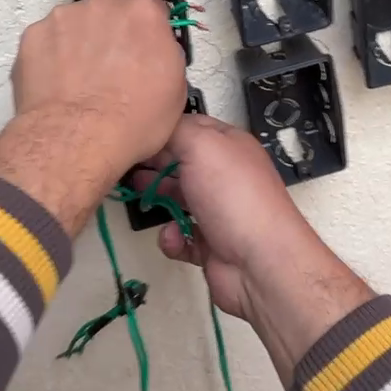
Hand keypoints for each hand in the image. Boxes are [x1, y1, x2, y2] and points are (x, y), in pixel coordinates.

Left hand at [0, 0, 186, 232]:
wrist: (78, 140)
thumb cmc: (129, 122)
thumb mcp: (174, 90)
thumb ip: (164, 53)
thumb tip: (156, 51)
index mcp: (144, 15)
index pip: (149, 7)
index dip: (144, 27)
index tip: (139, 44)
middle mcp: (105, 6)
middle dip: (107, 14)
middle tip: (105, 49)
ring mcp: (66, 17)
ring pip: (72, 18)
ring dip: (76, 37)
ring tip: (77, 76)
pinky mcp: (34, 34)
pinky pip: (44, 38)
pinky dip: (49, 54)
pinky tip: (55, 82)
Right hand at [136, 115, 373, 379]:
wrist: (260, 264)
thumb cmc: (232, 196)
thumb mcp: (201, 145)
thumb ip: (176, 130)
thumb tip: (161, 128)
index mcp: (229, 145)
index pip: (193, 126)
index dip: (165, 129)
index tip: (137, 134)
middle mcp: (226, 175)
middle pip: (183, 162)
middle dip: (157, 164)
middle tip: (130, 166)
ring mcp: (220, 211)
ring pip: (180, 199)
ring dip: (160, 199)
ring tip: (139, 197)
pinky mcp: (212, 245)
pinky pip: (183, 237)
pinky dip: (173, 238)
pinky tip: (174, 237)